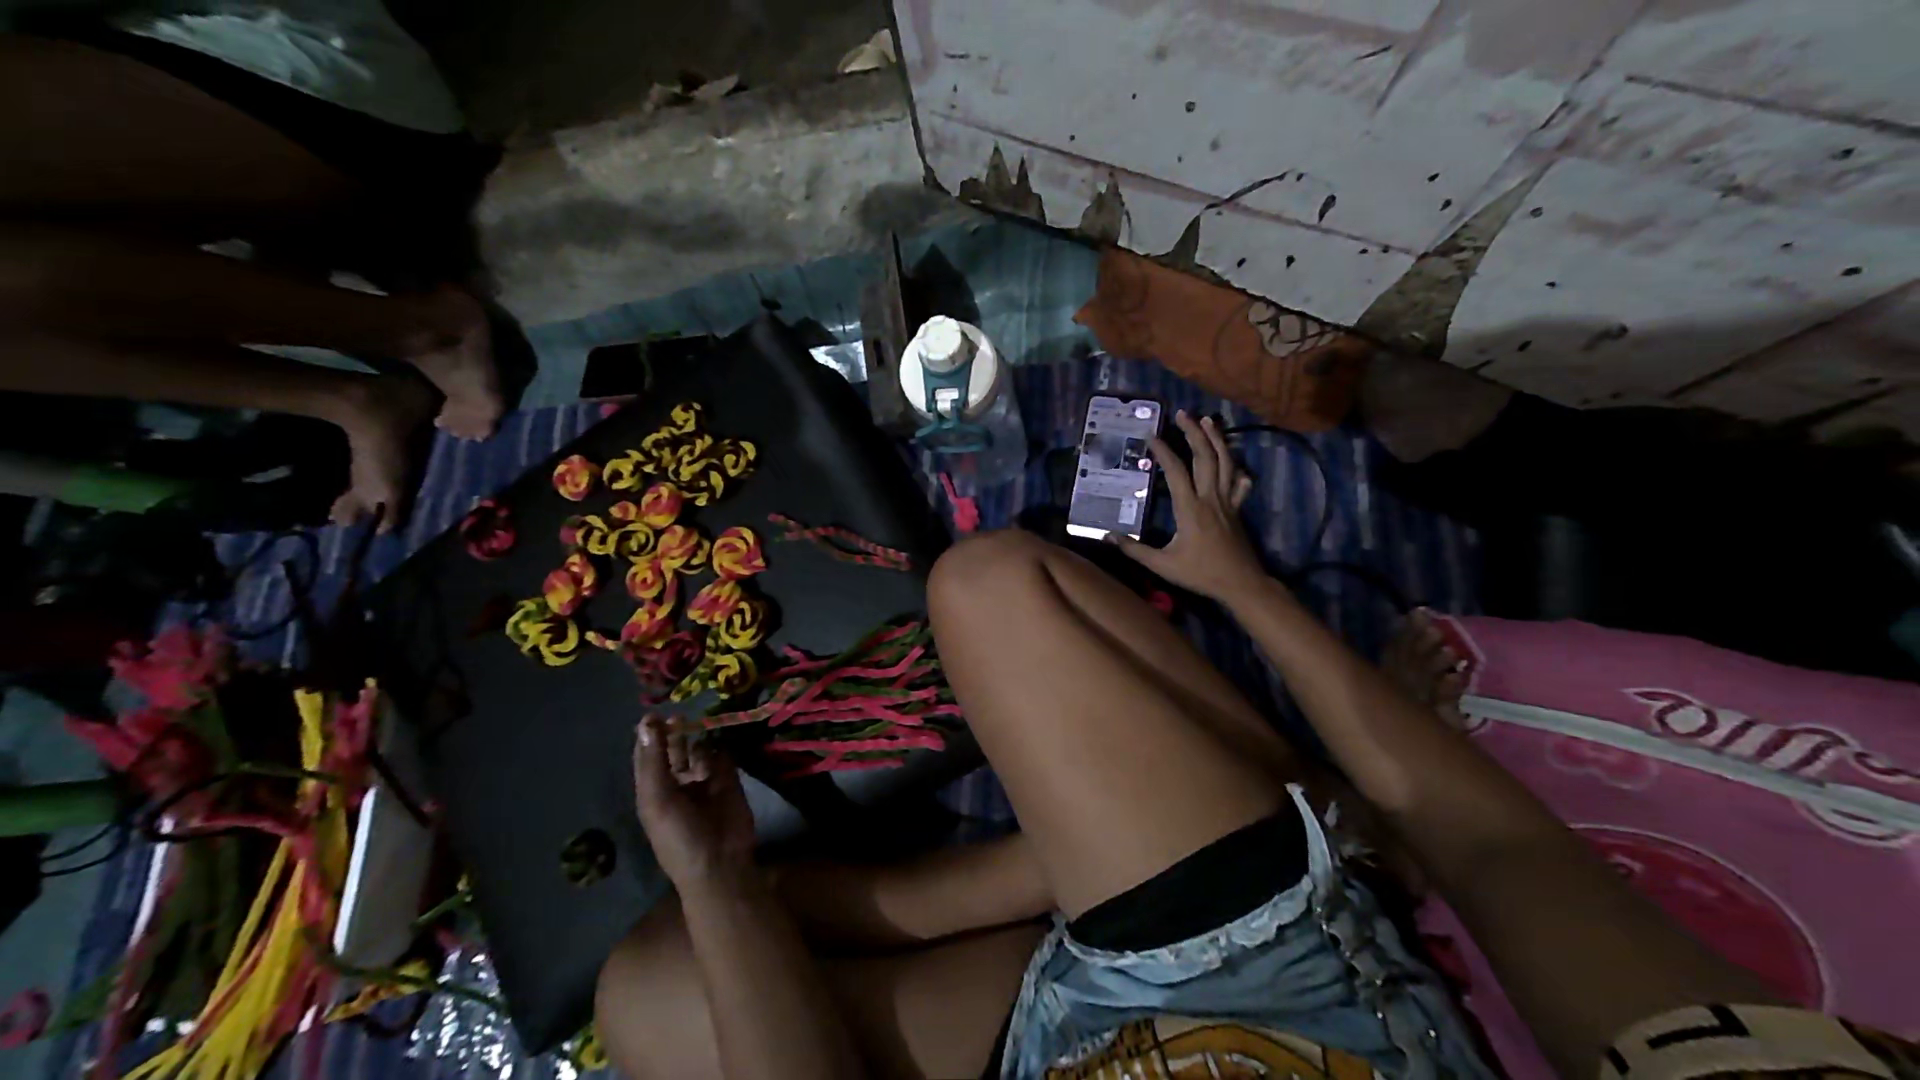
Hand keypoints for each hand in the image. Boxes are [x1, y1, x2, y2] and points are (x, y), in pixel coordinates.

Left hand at [633, 716, 755, 885]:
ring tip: (702, 726)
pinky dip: (722, 746)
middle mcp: (677, 783)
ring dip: (699, 738)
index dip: (649, 735)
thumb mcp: (657, 799)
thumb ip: (654, 759)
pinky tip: (720, 739)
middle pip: (674, 750)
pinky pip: (724, 757)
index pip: (648, 756)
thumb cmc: (679, 836)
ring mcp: (704, 782)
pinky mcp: (729, 782)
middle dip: (676, 733)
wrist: (719, 863)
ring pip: (700, 750)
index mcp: (654, 790)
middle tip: (680, 715)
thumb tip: (647, 722)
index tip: (654, 713)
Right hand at [1111, 410, 1267, 600]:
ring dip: (1217, 439)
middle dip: (1194, 432)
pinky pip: (1240, 482)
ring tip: (1208, 421)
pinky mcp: (1237, 509)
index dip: (1164, 451)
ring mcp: (1227, 501)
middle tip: (1183, 414)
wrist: (1241, 584)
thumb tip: (1108, 537)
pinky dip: (1237, 468)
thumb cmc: (1200, 574)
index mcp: (1190, 509)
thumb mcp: (1162, 565)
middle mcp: (1210, 498)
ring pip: (1226, 462)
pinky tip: (1233, 460)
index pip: (1176, 472)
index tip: (1152, 435)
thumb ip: (1135, 550)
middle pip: (1205, 457)